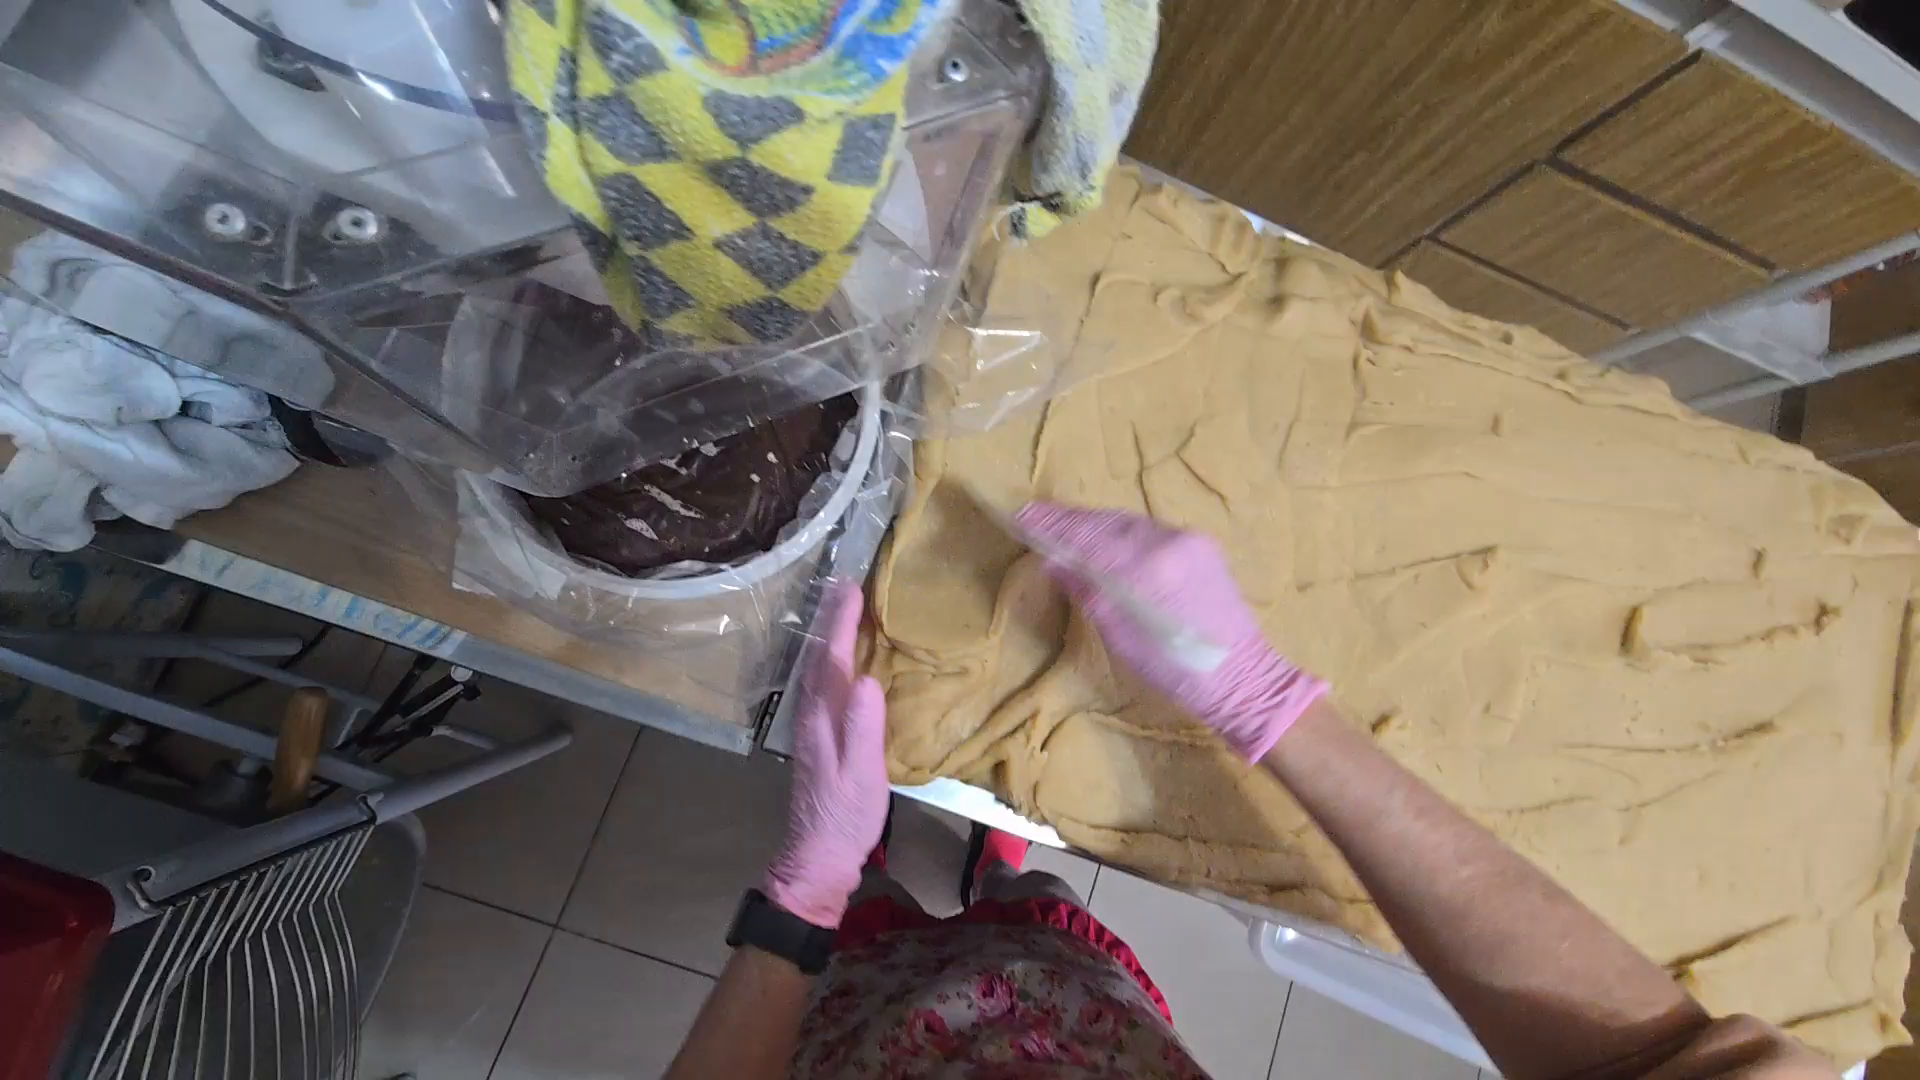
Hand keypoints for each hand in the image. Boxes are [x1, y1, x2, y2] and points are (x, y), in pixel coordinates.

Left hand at [763, 581, 889, 929]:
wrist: (816, 855)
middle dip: (831, 619)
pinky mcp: (818, 736)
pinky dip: (832, 658)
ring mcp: (811, 725)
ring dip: (829, 634)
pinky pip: (824, 682)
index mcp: (821, 718)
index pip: (831, 659)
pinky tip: (845, 659)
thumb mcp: (862, 774)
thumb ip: (863, 728)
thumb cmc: (845, 815)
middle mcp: (810, 714)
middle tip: (847, 585)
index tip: (854, 588)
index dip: (842, 623)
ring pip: (817, 668)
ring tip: (845, 609)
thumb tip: (869, 680)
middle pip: (818, 656)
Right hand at [1015, 501, 1327, 761]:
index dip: (1055, 527)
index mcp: (1150, 567)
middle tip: (1038, 518)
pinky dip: (1121, 533)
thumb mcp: (1121, 636)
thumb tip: (1055, 562)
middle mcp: (1171, 541)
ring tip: (1065, 529)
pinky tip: (1105, 541)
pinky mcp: (1202, 547)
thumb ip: (1088, 591)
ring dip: (1096, 524)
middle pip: (1109, 521)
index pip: (1091, 537)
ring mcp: (1190, 540)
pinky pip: (1150, 531)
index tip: (1025, 515)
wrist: (1243, 678)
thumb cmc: (1176, 669)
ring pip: (1130, 523)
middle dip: (1072, 520)